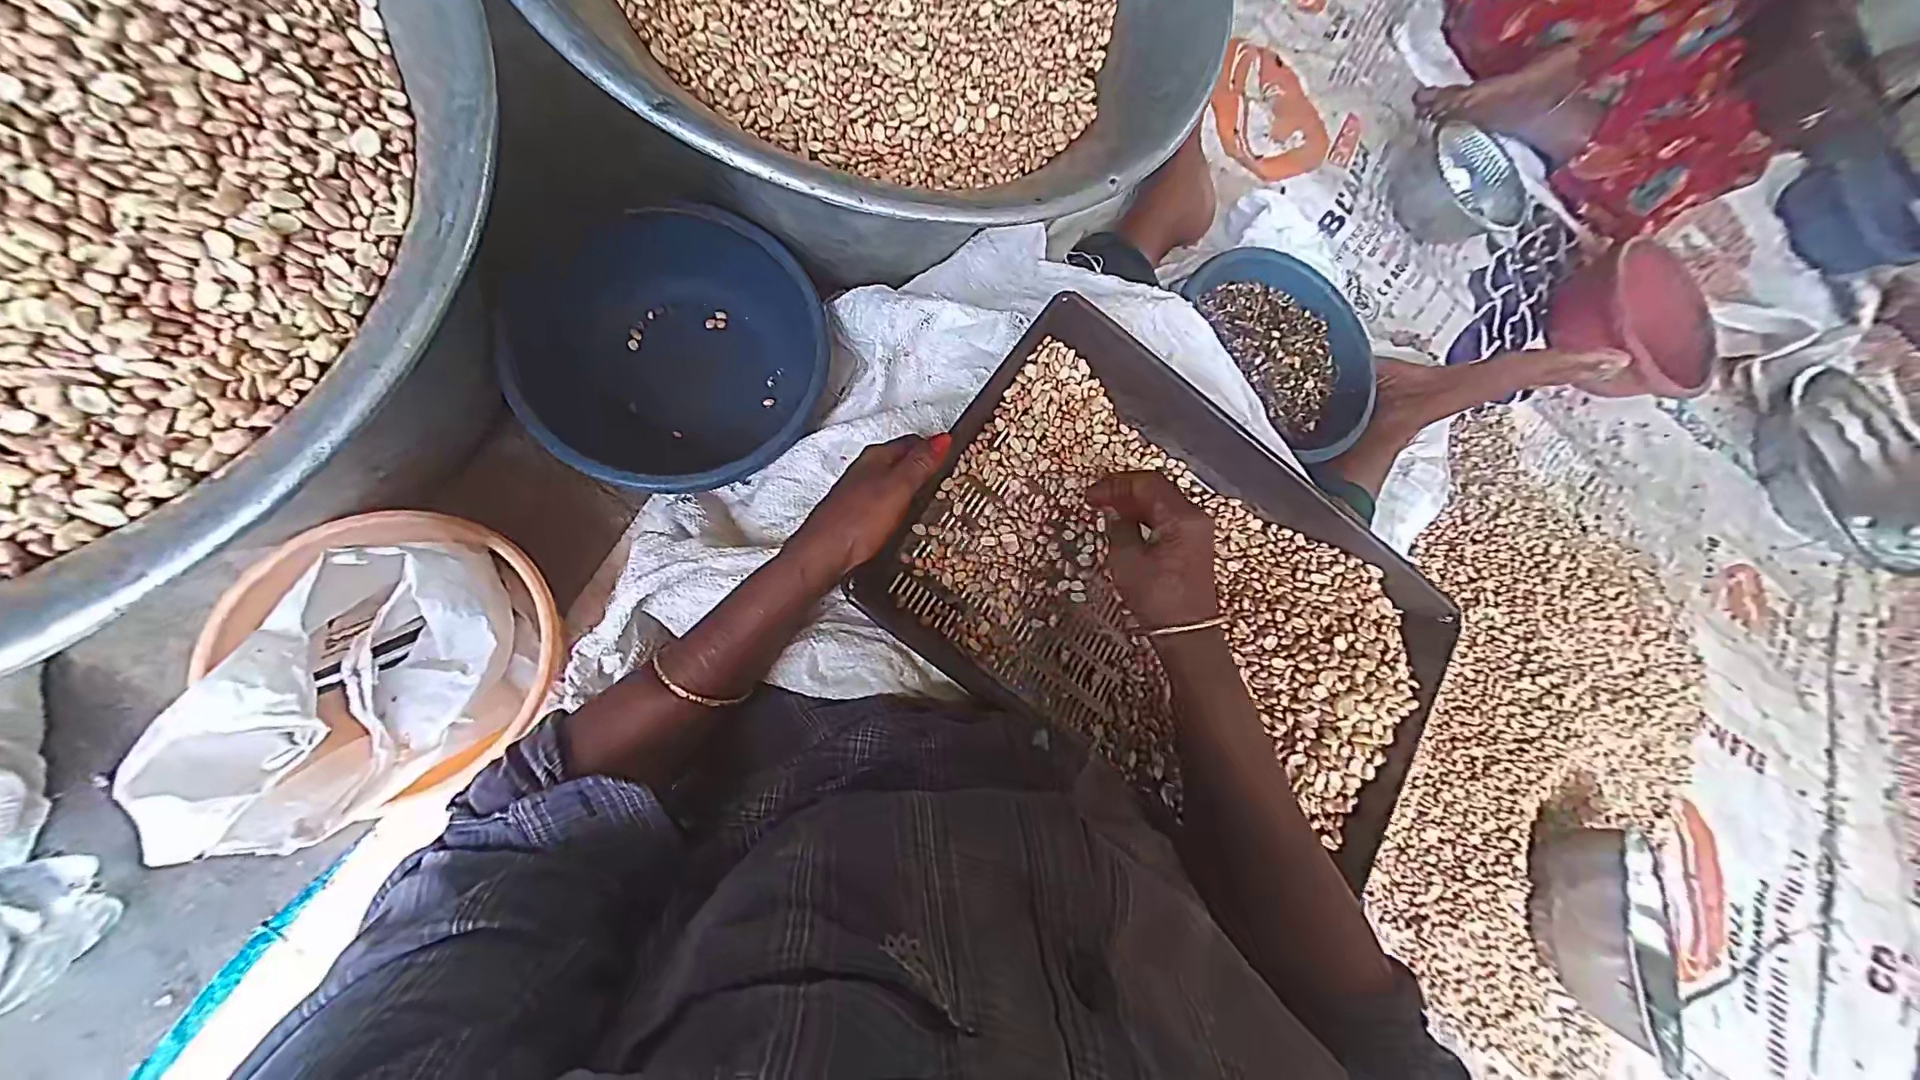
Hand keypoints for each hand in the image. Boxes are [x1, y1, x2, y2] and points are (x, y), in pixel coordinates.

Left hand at [784, 433, 951, 580]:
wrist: (824, 555)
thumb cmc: (858, 521)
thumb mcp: (898, 488)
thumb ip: (920, 464)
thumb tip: (942, 439)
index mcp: (876, 457)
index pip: (913, 442)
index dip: (935, 448)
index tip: (956, 458)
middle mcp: (865, 470)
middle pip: (902, 461)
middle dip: (925, 468)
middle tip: (950, 480)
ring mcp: (858, 493)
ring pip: (893, 482)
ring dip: (912, 488)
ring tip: (934, 501)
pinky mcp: (856, 515)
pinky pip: (885, 502)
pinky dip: (900, 506)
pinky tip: (907, 519)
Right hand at [1086, 471, 1218, 631]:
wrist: (1186, 633)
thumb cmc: (1156, 598)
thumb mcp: (1127, 561)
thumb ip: (1119, 529)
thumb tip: (1115, 515)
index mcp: (1182, 517)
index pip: (1147, 483)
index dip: (1115, 484)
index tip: (1091, 495)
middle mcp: (1195, 517)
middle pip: (1157, 489)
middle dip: (1124, 490)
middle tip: (1096, 498)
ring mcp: (1197, 531)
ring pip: (1162, 503)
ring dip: (1133, 503)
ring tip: (1106, 509)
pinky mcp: (1193, 544)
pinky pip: (1166, 518)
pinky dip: (1144, 516)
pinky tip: (1125, 523)